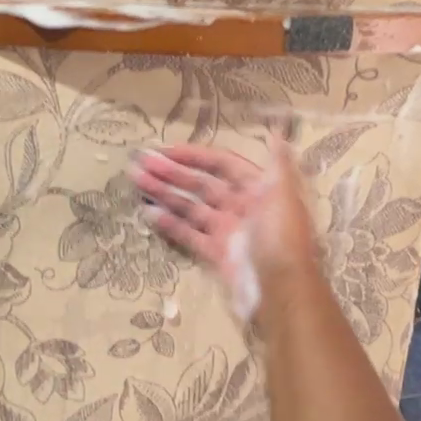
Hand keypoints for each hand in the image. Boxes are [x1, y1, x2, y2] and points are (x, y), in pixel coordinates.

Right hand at [129, 131, 317, 316]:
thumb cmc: (283, 238)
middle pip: (201, 184)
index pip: (222, 164)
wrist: (283, 290)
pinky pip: (190, 235)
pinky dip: (170, 224)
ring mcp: (228, 232)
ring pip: (191, 207)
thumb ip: (278, 163)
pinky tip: (148, 213)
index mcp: (258, 188)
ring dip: (165, 193)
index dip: (195, 156)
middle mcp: (242, 207)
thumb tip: (277, 130)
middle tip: (140, 162)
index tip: (166, 150)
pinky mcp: (217, 255)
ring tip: (136, 181)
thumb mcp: (284, 195)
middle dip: (171, 173)